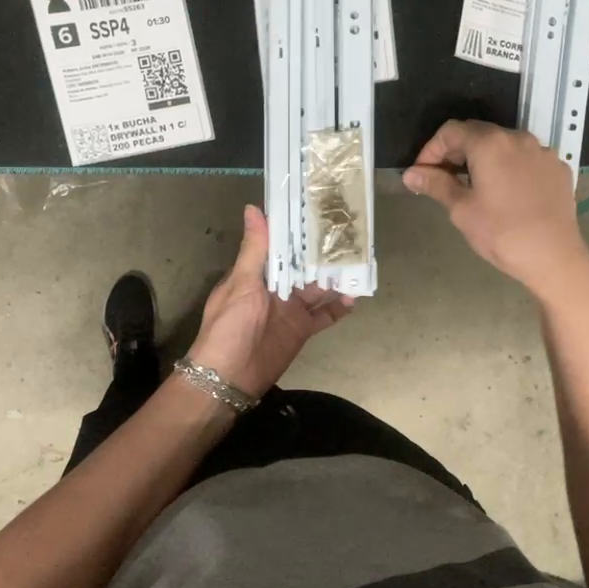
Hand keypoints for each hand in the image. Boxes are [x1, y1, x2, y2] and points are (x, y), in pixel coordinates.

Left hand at [187, 205, 353, 395]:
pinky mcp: (302, 330)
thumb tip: (253, 209)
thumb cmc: (228, 327)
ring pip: (319, 288)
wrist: (228, 378)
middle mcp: (276, 288)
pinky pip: (325, 316)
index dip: (298, 230)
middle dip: (324, 252)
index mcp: (257, 273)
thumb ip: (254, 250)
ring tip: (360, 262)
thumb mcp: (241, 285)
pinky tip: (355, 297)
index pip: (281, 245)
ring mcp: (291, 309)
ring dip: (336, 277)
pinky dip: (339, 307)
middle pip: (304, 265)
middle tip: (351, 234)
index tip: (320, 209)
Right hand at [403, 119, 588, 293]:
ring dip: (483, 159)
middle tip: (443, 180)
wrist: (553, 256)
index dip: (430, 150)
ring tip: (474, 187)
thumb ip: (436, 184)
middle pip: (478, 133)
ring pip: (504, 145)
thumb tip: (410, 174)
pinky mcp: (557, 168)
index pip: (451, 131)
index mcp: (489, 144)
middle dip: (456, 152)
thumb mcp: (461, 210)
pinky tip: (505, 194)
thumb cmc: (500, 233)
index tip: (422, 174)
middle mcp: (518, 138)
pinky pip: (525, 159)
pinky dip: (508, 168)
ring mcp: (542, 152)